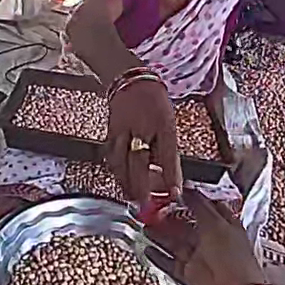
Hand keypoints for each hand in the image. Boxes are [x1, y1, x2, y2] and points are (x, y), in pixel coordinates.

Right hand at [104, 77, 180, 202]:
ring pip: (120, 161)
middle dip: (141, 186)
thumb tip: (168, 176)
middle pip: (138, 162)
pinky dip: (115, 170)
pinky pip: (111, 155)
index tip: (174, 194)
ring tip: (131, 197)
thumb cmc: (153, 102)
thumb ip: (168, 149)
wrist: (130, 80)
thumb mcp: (169, 122)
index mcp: (162, 124)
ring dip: (125, 181)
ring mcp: (122, 130)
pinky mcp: (110, 131)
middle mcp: (141, 128)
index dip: (171, 175)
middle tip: (144, 204)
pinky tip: (119, 179)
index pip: (168, 154)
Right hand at [140, 188, 264, 284]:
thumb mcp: (215, 223)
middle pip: (187, 225)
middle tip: (153, 208)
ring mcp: (199, 258)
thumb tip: (188, 190)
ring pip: (175, 242)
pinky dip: (157, 256)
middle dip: (169, 217)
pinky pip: (169, 262)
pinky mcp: (188, 274)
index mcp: (225, 227)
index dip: (193, 199)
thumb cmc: (232, 258)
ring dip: (159, 234)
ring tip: (144, 224)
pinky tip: (146, 248)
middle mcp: (212, 242)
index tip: (176, 191)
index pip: (208, 207)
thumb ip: (199, 205)